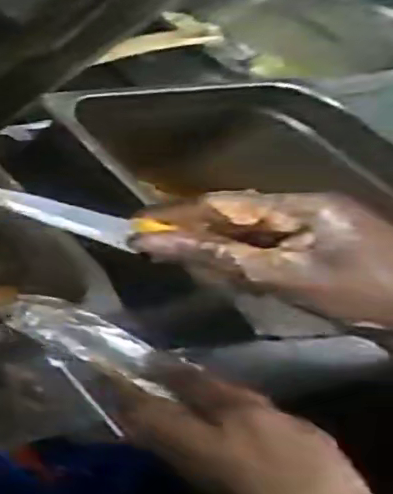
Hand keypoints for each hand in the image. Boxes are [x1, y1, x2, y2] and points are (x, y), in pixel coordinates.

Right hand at [103, 361, 386, 493]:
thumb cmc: (247, 484)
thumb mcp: (182, 445)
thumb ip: (147, 413)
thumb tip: (110, 384)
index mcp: (240, 402)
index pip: (189, 375)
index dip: (157, 370)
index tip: (134, 370)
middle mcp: (277, 412)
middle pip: (225, 396)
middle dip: (193, 396)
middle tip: (164, 403)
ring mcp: (310, 442)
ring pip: (253, 422)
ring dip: (224, 422)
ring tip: (201, 435)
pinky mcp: (330, 471)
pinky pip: (275, 447)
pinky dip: (250, 446)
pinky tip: (244, 464)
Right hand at [133, 192, 392, 329]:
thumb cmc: (363, 291)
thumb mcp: (280, 274)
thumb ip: (211, 255)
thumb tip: (143, 240)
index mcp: (300, 206)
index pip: (219, 202)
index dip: (171, 213)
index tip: (129, 228)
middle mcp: (305, 208)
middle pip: (229, 215)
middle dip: (191, 233)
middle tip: (154, 253)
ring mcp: (315, 226)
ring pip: (242, 232)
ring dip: (213, 248)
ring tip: (190, 267)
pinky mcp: (320, 246)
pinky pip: (262, 246)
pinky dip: (237, 258)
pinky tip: (229, 275)